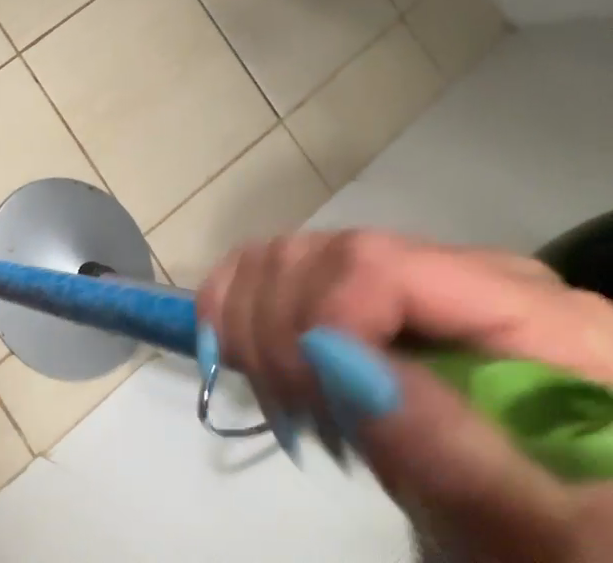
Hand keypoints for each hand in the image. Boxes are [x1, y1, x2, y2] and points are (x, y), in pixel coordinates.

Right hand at [199, 230, 612, 558]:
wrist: (545, 536)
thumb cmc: (559, 541)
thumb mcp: (539, 527)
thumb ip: (456, 450)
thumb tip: (331, 360)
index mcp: (545, 320)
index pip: (380, 265)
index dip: (319, 318)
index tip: (319, 406)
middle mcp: (471, 277)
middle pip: (320, 256)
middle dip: (279, 337)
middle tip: (308, 426)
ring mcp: (408, 279)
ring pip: (277, 258)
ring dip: (251, 333)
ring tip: (295, 411)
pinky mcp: (359, 293)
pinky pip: (261, 271)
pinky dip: (231, 314)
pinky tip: (255, 371)